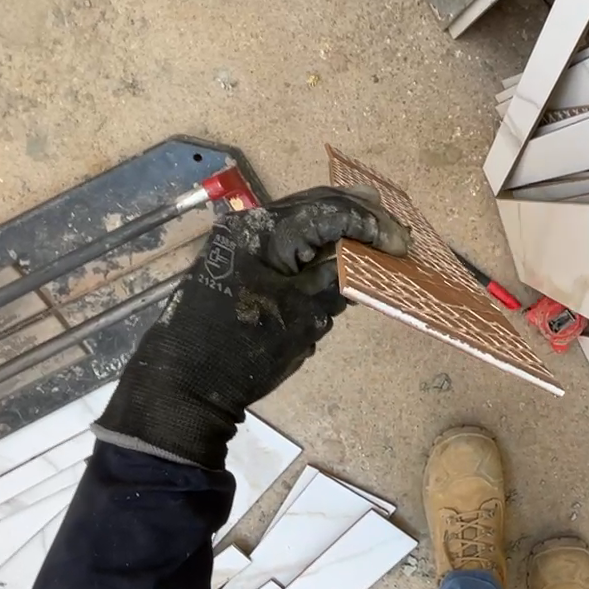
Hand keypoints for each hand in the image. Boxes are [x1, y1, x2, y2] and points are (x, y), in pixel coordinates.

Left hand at [95, 187, 410, 467]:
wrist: (184, 385)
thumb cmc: (245, 349)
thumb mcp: (304, 316)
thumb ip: (337, 281)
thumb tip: (365, 264)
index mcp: (265, 231)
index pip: (332, 211)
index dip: (373, 226)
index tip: (403, 247)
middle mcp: (251, 225)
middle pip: (318, 204)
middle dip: (361, 217)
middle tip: (397, 234)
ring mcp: (243, 242)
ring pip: (304, 220)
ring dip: (343, 228)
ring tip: (379, 239)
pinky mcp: (242, 262)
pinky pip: (290, 241)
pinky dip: (322, 245)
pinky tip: (344, 256)